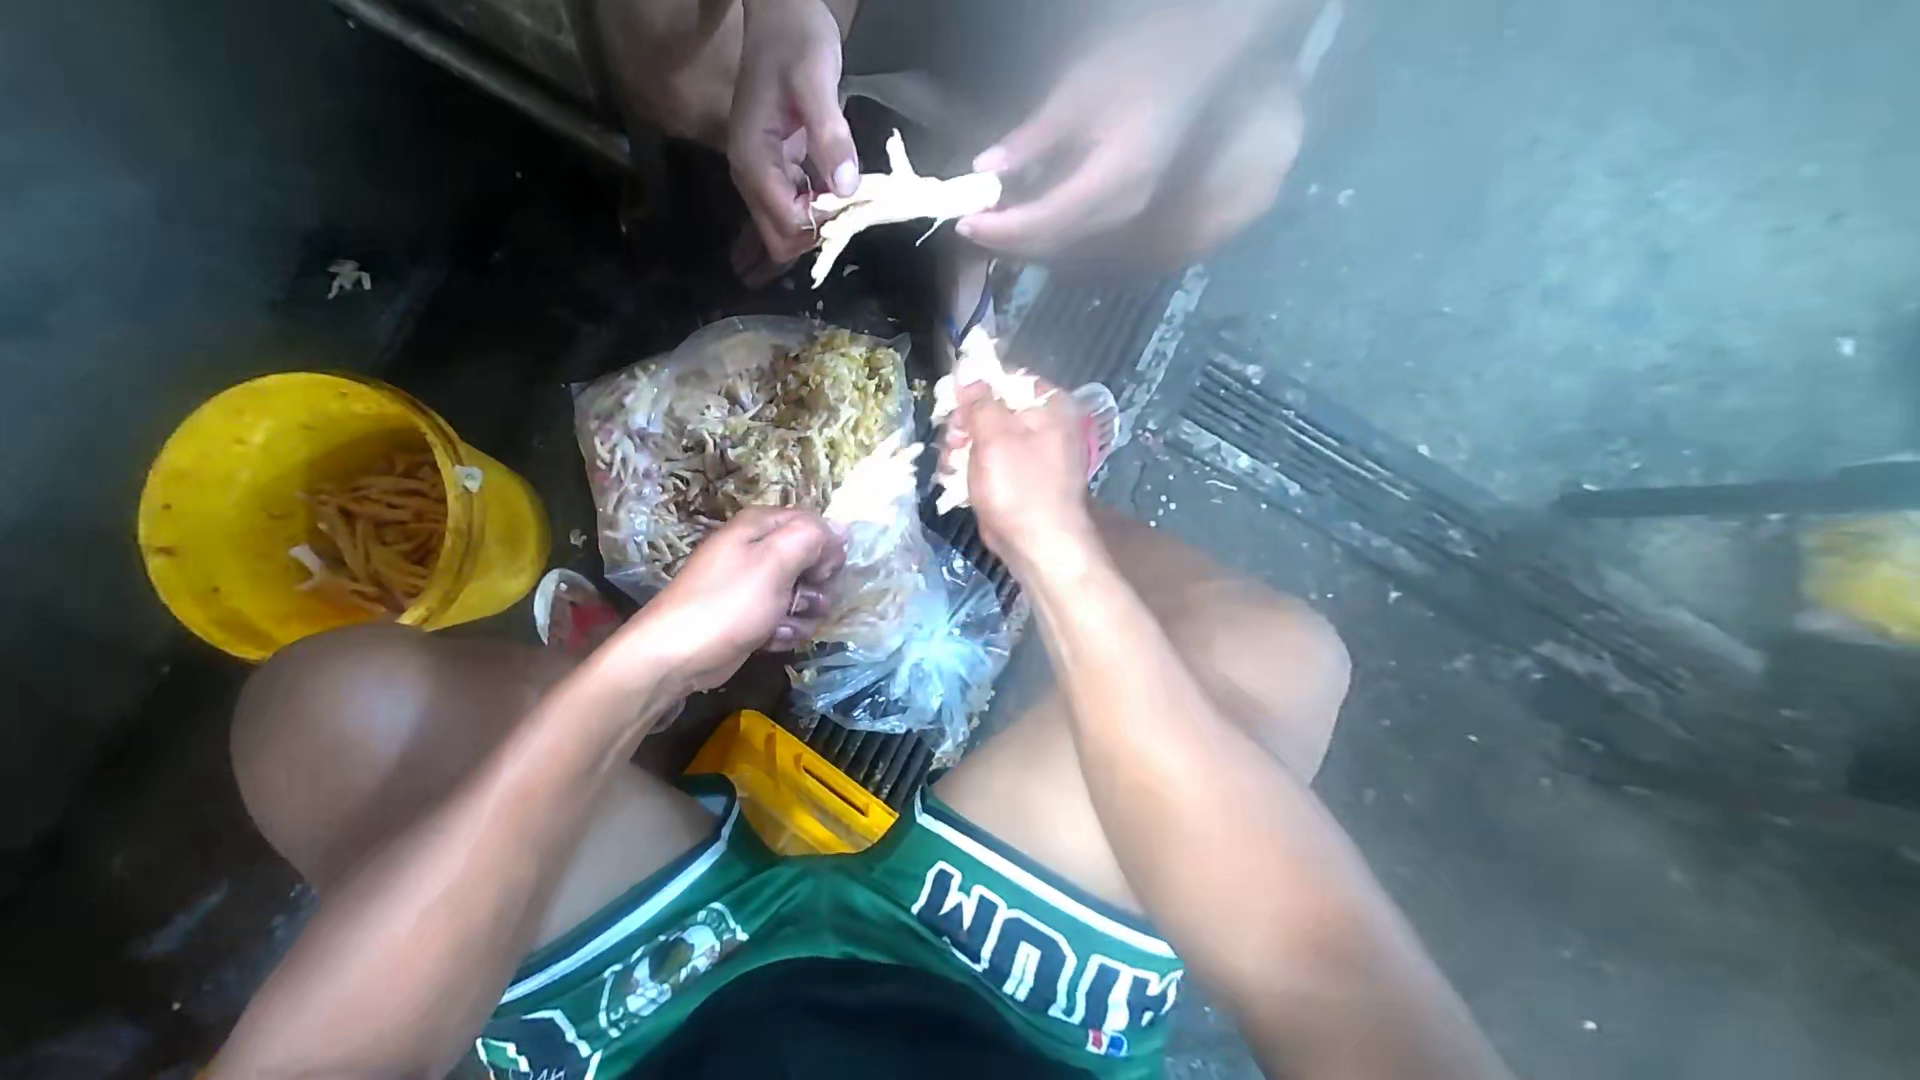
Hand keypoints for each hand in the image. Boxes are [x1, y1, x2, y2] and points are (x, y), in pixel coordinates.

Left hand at [606, 508, 844, 693]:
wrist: (677, 656)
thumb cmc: (728, 603)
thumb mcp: (775, 560)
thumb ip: (813, 537)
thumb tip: (842, 530)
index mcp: (762, 526)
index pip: (817, 526)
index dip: (825, 551)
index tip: (819, 572)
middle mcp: (760, 549)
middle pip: (815, 563)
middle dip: (814, 588)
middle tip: (797, 600)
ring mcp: (757, 585)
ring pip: (807, 596)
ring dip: (801, 615)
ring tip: (778, 624)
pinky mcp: (755, 615)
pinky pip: (789, 618)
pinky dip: (785, 631)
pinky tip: (769, 639)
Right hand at [728, 0, 858, 264]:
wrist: (780, 17)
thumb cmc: (796, 42)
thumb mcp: (816, 80)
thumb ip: (830, 135)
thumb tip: (847, 188)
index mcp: (753, 160)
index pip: (787, 225)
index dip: (823, 222)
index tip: (852, 199)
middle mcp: (750, 178)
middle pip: (781, 241)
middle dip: (818, 233)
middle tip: (849, 203)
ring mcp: (760, 179)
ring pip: (787, 232)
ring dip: (819, 224)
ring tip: (846, 193)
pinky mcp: (775, 175)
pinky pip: (794, 213)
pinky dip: (818, 211)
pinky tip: (837, 188)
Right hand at [948, 381, 1096, 572]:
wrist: (1040, 546)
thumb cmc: (1019, 487)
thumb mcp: (994, 435)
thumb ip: (979, 400)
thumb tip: (967, 373)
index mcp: (1051, 405)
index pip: (1007, 378)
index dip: (975, 388)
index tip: (952, 405)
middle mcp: (1048, 424)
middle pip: (995, 408)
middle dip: (967, 424)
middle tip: (953, 442)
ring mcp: (1036, 454)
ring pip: (989, 437)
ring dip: (965, 448)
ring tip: (953, 467)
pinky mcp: (1023, 479)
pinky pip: (994, 461)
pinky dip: (975, 468)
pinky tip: (958, 480)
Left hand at [956, 11, 1236, 257]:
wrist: (1198, 59)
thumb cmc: (1140, 62)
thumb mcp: (1077, 94)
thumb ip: (1031, 140)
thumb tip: (985, 169)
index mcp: (1114, 182)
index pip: (1046, 222)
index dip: (1002, 229)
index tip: (964, 222)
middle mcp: (1122, 211)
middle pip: (1052, 243)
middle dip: (1006, 241)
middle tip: (967, 225)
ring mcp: (1127, 214)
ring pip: (1063, 244)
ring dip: (1022, 240)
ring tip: (986, 221)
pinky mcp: (1125, 209)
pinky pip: (1075, 233)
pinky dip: (1042, 230)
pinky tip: (1019, 213)